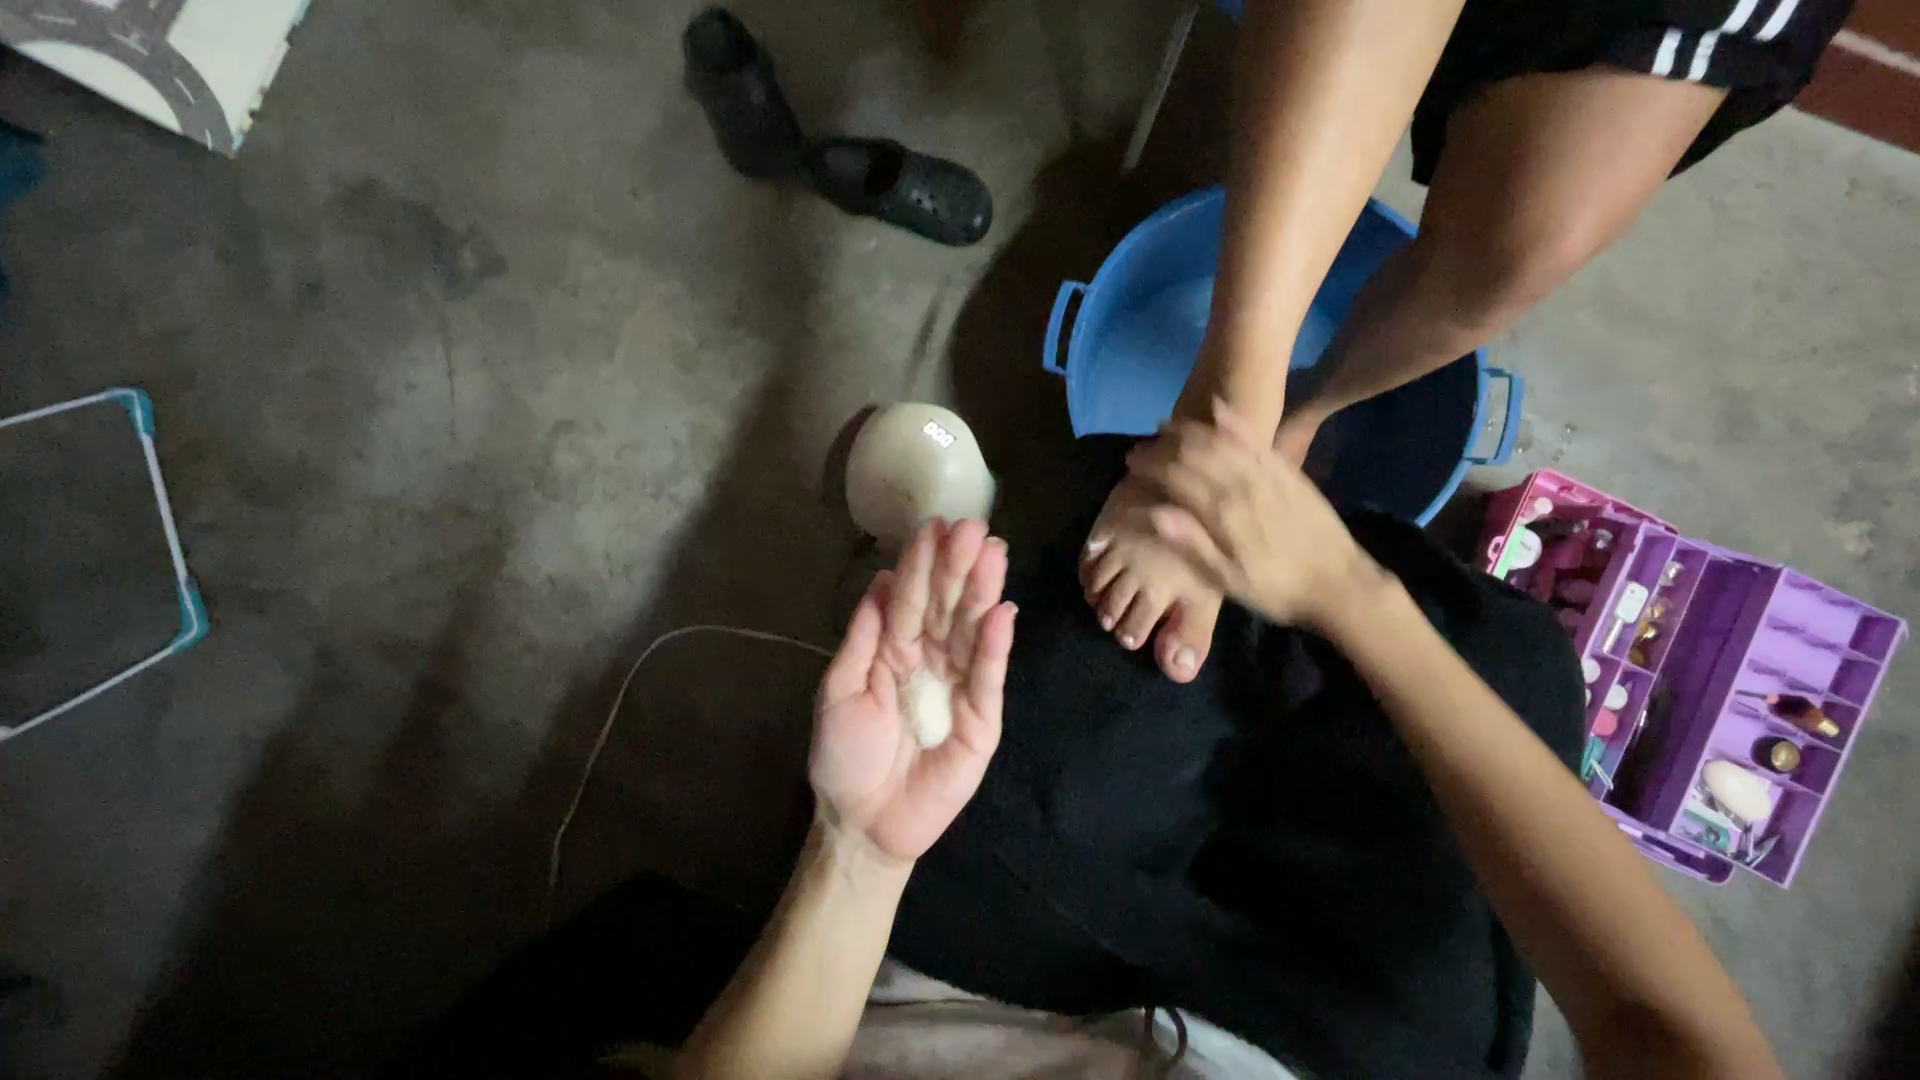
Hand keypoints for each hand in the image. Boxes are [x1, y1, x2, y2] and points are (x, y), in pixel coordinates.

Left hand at [811, 519, 1015, 865]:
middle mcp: (931, 659)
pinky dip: (994, 646)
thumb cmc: (844, 755)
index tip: (934, 525)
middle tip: (972, 527)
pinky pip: (987, 678)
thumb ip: (862, 638)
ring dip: (982, 593)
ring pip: (971, 632)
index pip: (911, 599)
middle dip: (957, 567)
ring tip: (993, 554)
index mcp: (894, 649)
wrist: (862, 822)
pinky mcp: (983, 720)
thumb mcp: (839, 690)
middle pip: (946, 607)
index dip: (921, 564)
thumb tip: (880, 579)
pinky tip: (1001, 612)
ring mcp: (960, 687)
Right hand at [1125, 399, 1384, 628]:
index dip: (1151, 465)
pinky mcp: (1288, 473)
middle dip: (1165, 446)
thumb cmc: (1277, 590)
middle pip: (1196, 454)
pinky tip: (1219, 411)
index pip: (1177, 477)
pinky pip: (1254, 441)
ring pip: (1222, 442)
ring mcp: (1267, 476)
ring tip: (1169, 425)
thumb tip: (1154, 513)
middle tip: (1143, 445)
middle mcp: (1242, 486)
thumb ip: (1192, 543)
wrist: (1341, 585)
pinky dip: (1234, 423)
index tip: (1130, 462)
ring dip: (1192, 431)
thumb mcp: (1229, 579)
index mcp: (1223, 513)